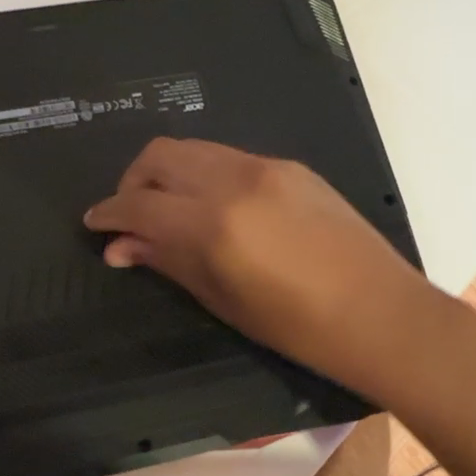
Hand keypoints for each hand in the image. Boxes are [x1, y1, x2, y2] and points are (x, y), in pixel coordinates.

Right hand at [84, 138, 455, 404]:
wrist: (382, 313)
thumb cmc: (296, 326)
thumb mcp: (222, 299)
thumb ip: (167, 262)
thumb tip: (120, 248)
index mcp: (213, 223)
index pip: (139, 205)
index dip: (108, 213)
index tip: (94, 225)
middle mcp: (234, 181)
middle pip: (159, 156)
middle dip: (133, 182)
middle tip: (131, 218)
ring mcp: (266, 167)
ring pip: (194, 150)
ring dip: (167, 173)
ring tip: (169, 212)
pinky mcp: (291, 167)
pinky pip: (229, 158)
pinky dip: (204, 175)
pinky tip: (214, 210)